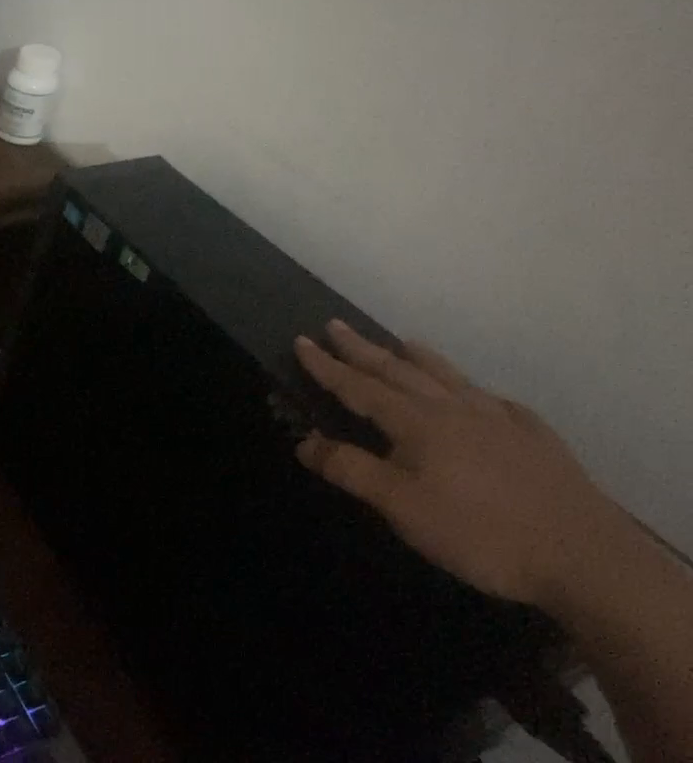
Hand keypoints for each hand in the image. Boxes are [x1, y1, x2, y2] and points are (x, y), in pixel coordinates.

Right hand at [293, 320, 640, 609]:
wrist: (587, 562)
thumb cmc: (479, 533)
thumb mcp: (399, 506)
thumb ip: (350, 469)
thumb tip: (305, 441)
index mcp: (418, 423)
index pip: (359, 387)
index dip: (326, 366)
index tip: (300, 341)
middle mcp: (456, 411)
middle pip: (400, 372)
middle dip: (363, 350)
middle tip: (336, 326)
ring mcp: (502, 424)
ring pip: (450, 379)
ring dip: (419, 358)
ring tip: (402, 342)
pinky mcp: (539, 443)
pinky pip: (499, 404)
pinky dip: (478, 391)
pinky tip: (481, 396)